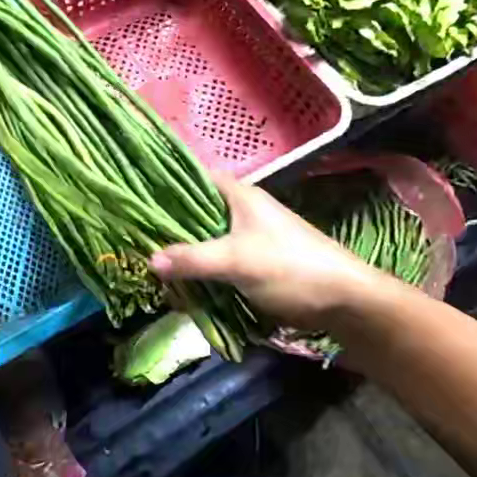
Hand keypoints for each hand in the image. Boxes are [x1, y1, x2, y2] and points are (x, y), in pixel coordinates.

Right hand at [149, 175, 390, 329]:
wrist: (342, 299)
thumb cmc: (290, 266)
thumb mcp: (237, 260)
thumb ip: (193, 259)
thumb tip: (149, 260)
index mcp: (239, 196)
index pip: (194, 177)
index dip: (165, 183)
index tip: (135, 197)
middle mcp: (241, 211)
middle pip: (195, 211)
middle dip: (168, 227)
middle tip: (135, 238)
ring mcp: (247, 238)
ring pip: (204, 239)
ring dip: (183, 253)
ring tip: (150, 264)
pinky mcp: (252, 263)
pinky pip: (216, 261)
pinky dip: (199, 271)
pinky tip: (179, 284)